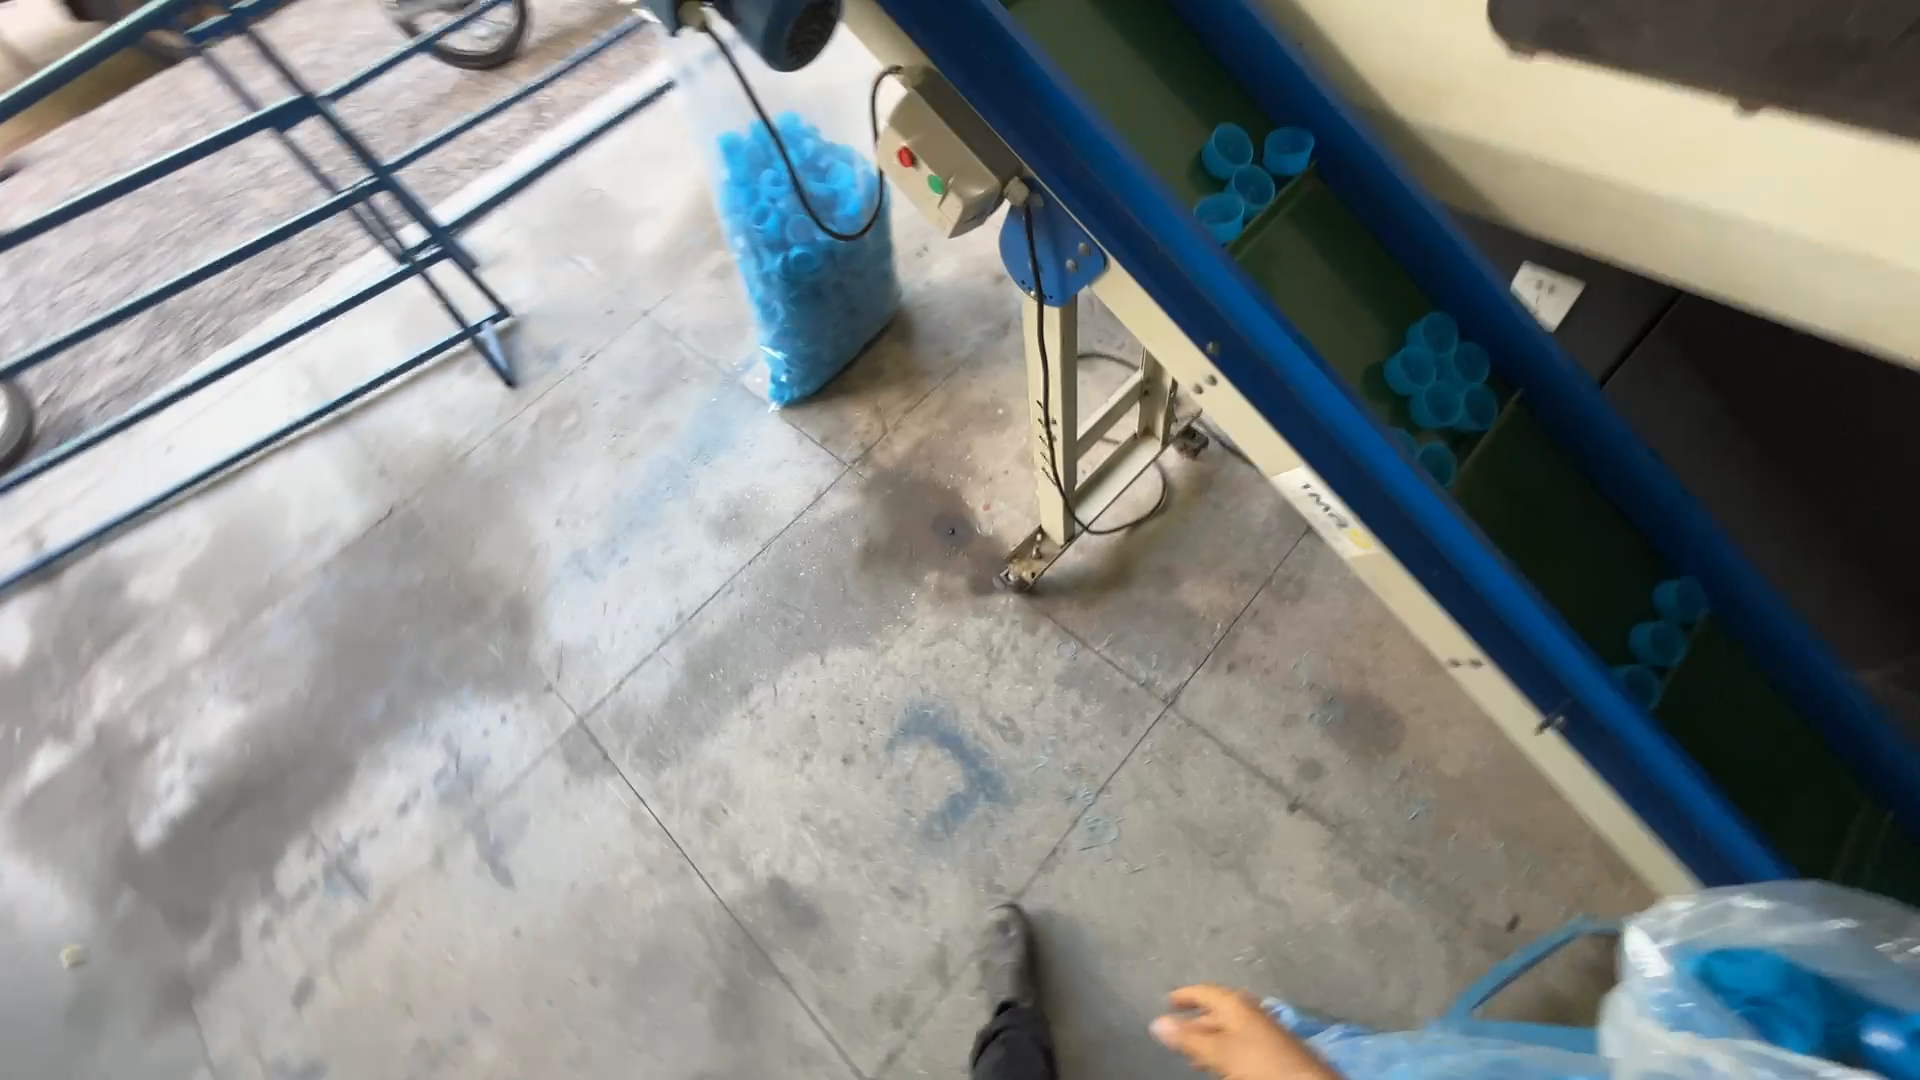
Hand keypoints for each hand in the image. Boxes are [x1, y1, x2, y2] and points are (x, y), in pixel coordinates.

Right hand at [1150, 985, 1338, 1079]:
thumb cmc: (1261, 1065)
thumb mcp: (1219, 1053)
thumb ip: (1188, 1039)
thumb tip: (1155, 1023)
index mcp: (1235, 1003)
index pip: (1203, 991)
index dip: (1185, 996)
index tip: (1168, 1002)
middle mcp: (1250, 1009)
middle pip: (1217, 1010)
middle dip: (1197, 1022)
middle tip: (1178, 1034)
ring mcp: (1265, 1028)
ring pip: (1231, 1029)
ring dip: (1212, 1039)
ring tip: (1196, 1056)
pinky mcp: (1276, 1049)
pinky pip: (1243, 1042)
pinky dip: (1228, 1049)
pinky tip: (1225, 1065)